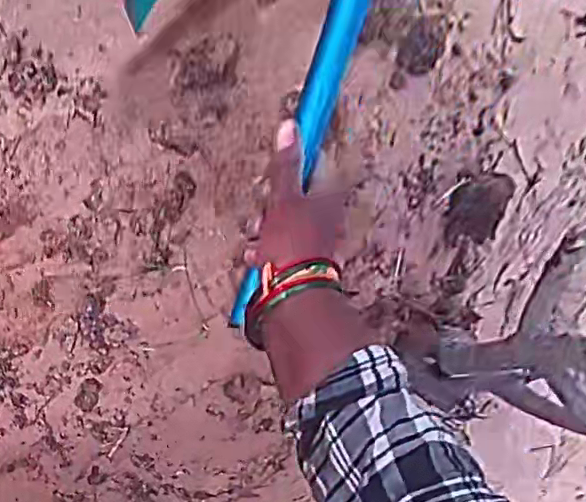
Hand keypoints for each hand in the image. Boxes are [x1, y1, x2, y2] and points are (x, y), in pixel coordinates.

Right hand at [247, 120, 344, 271]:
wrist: (293, 290)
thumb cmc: (292, 244)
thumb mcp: (284, 200)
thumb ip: (285, 167)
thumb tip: (289, 127)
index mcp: (329, 201)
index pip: (304, 183)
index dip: (282, 190)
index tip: (269, 199)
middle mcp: (328, 223)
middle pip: (291, 210)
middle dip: (268, 218)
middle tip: (258, 227)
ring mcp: (316, 247)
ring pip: (283, 235)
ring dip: (264, 240)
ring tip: (255, 251)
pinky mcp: (302, 270)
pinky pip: (280, 256)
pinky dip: (267, 258)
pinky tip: (258, 263)